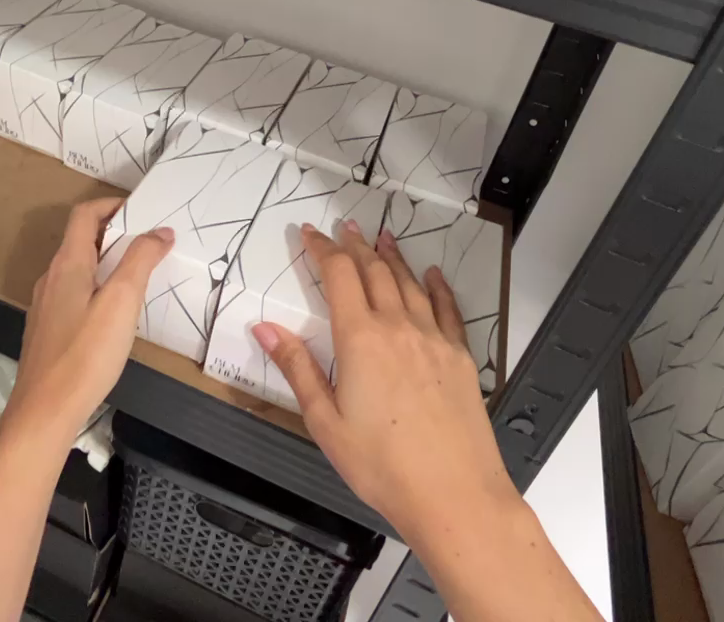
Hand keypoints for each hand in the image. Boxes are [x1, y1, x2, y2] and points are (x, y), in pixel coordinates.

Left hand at [0, 197, 172, 451]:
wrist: (44, 413)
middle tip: (150, 243)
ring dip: (108, 262)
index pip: (84, 215)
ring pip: (79, 268)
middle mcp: (51, 278)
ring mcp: (46, 305)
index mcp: (67, 264)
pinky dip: (98, 287)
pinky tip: (115, 313)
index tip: (143, 212)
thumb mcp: (122, 301)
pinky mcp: (48, 330)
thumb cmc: (86, 354)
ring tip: (139, 275)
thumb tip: (160, 231)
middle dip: (116, 234)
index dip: (112, 205)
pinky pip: (75, 293)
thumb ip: (141, 260)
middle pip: (81, 239)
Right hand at [252, 222, 524, 545]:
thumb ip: (297, 368)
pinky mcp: (459, 357)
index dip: (322, 249)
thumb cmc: (382, 465)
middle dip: (354, 245)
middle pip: (373, 271)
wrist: (454, 496)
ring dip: (392, 256)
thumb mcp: (325, 422)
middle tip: (343, 227)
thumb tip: (265, 328)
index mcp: (360, 339)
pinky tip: (432, 274)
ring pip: (409, 282)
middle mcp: (398, 327)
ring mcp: (433, 339)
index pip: (338, 276)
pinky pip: (447, 308)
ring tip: (381, 237)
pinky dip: (437, 286)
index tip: (309, 234)